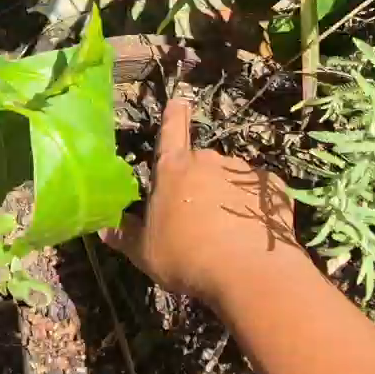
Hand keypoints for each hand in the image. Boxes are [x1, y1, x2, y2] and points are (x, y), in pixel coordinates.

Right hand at [101, 95, 302, 304]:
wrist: (247, 272)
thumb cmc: (186, 258)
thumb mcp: (146, 253)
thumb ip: (126, 236)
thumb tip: (104, 229)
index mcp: (173, 170)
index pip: (171, 131)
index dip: (174, 116)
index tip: (179, 101)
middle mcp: (206, 160)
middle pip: (200, 164)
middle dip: (200, 183)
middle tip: (198, 218)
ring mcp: (240, 170)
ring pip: (230, 178)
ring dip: (226, 196)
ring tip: (228, 233)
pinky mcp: (270, 186)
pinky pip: (257, 192)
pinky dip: (253, 207)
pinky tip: (253, 233)